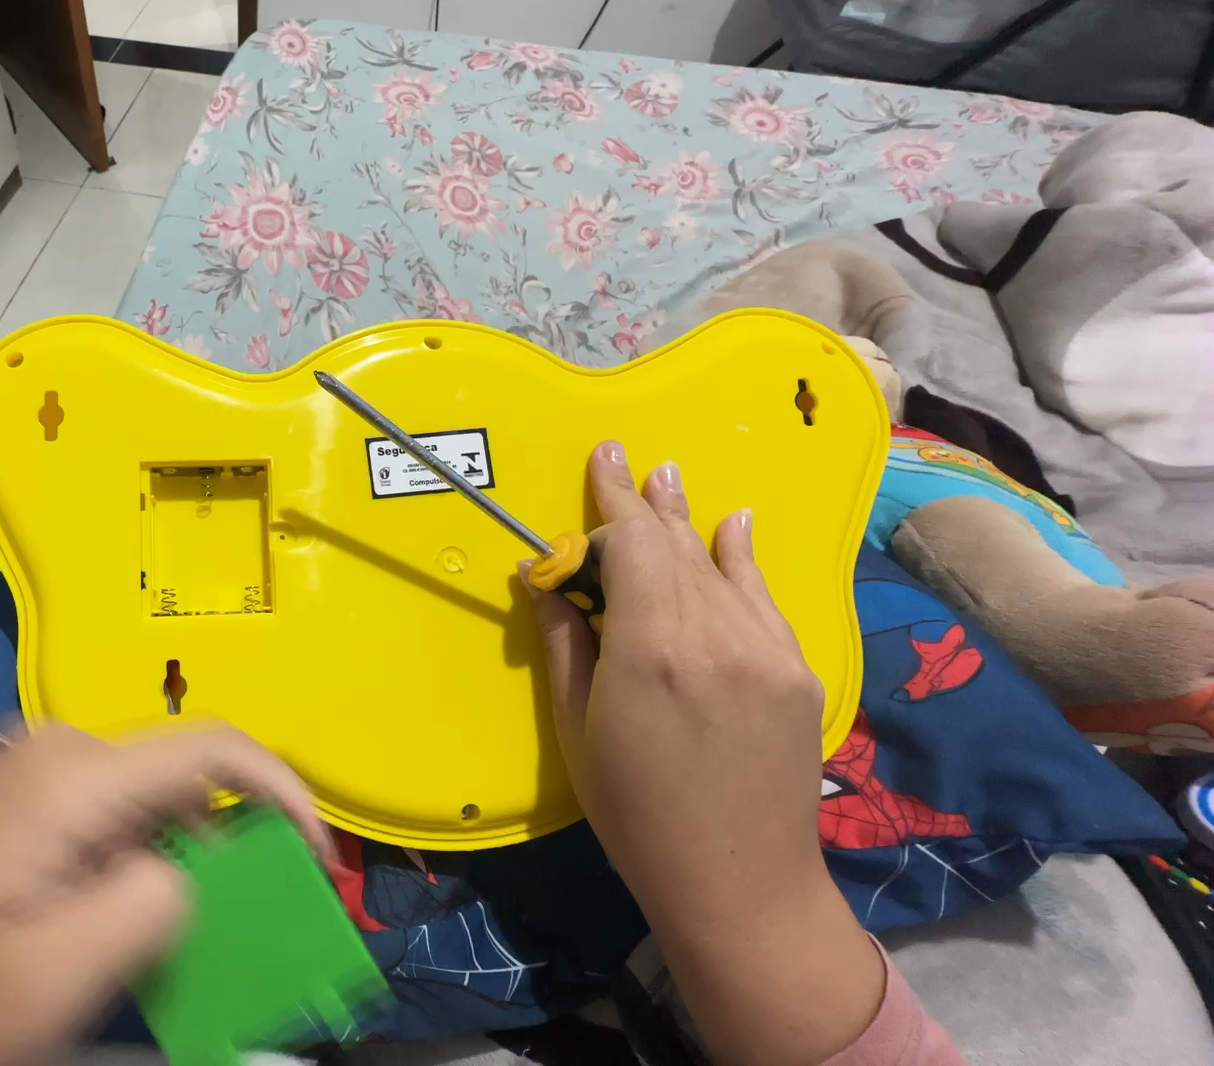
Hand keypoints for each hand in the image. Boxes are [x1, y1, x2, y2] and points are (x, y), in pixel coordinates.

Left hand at [0, 723, 331, 1065]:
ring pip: (143, 805)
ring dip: (182, 862)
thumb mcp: (48, 980)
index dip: (282, 791)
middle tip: (257, 921)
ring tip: (193, 940)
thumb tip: (195, 868)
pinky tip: (126, 929)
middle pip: (179, 777)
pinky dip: (137, 868)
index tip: (319, 859)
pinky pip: (102, 824)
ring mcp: (23, 776)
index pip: (210, 747)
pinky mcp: (6, 808)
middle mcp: (51, 751)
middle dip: (230, 842)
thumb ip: (150, 905)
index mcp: (67, 773)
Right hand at [525, 441, 882, 1065]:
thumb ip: (564, 643)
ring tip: (668, 475)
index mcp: (650, 649)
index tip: (602, 458)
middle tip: (624, 456)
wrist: (740, 882)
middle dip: (643, 502)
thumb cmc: (634, 809)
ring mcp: (765, 650)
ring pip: (718, 565)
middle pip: (673, 547)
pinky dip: (743, 557)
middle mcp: (715, 635)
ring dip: (688, 520)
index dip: (611, 501)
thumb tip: (544, 581)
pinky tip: (734, 524)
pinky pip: (763, 597)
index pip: (631, 547)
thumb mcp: (576, 728)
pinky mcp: (796, 670)